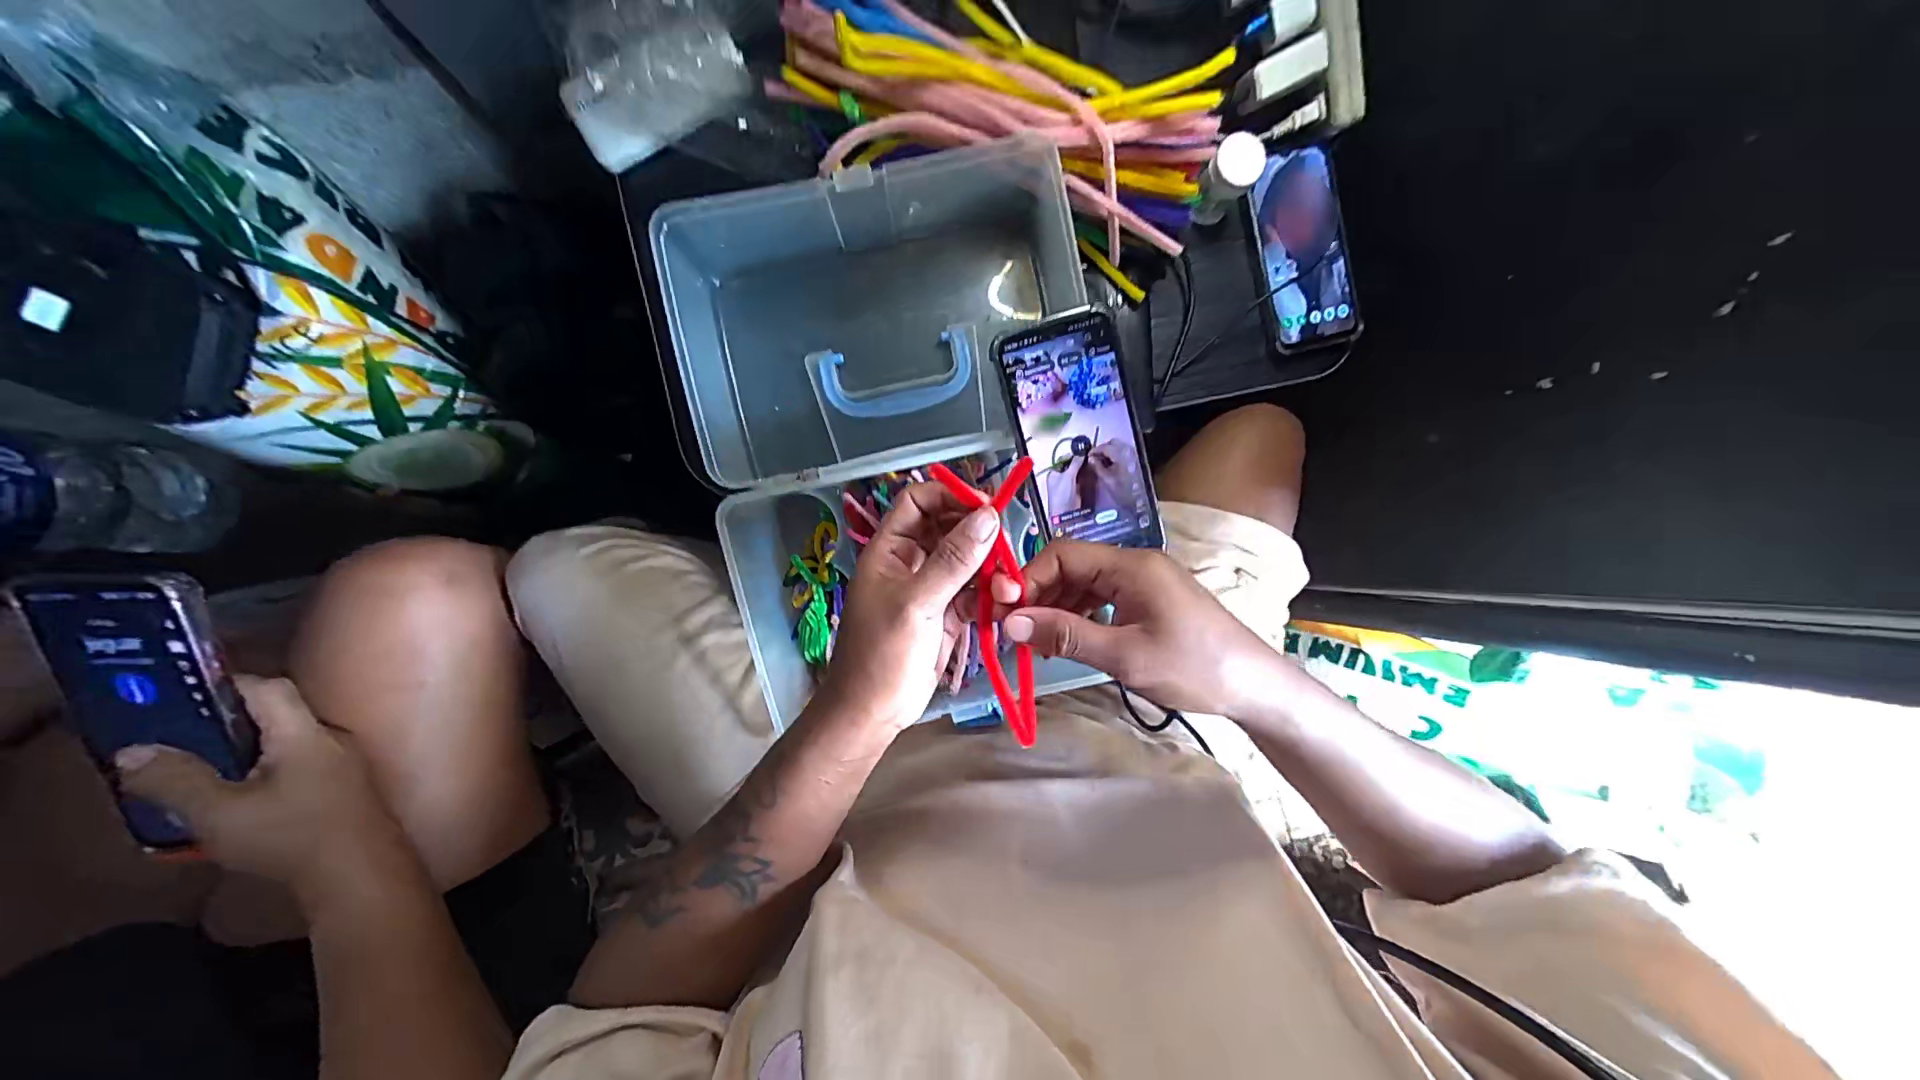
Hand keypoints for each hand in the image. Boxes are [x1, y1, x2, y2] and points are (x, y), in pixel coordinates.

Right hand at [114, 676, 414, 908]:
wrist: (357, 868)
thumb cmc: (291, 835)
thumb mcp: (219, 812)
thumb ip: (175, 780)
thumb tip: (133, 752)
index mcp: (306, 732)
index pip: (269, 688)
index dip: (226, 685)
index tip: (179, 695)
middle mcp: (332, 738)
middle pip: (278, 714)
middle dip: (227, 722)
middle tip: (176, 737)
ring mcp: (344, 761)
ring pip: (288, 742)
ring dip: (245, 750)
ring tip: (196, 769)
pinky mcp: (346, 785)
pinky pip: (300, 764)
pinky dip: (265, 770)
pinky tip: (236, 796)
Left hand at [813, 482, 1001, 732]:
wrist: (873, 712)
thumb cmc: (882, 654)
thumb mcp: (917, 602)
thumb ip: (953, 559)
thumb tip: (988, 517)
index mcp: (890, 549)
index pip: (918, 501)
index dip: (950, 496)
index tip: (986, 507)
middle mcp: (911, 562)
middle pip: (949, 528)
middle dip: (979, 535)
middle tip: (1006, 548)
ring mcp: (931, 588)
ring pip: (967, 561)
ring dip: (991, 569)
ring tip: (1008, 587)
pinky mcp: (948, 614)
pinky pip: (974, 591)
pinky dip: (991, 594)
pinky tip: (1004, 602)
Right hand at [993, 540, 1280, 716]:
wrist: (1254, 686)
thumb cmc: (1193, 666)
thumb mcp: (1125, 654)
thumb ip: (1066, 635)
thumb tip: (1012, 623)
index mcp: (1130, 565)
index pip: (1062, 554)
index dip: (1028, 579)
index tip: (1004, 611)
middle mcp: (1133, 565)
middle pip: (1070, 568)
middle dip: (1037, 596)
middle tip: (1012, 631)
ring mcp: (1141, 583)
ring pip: (1082, 585)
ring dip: (1055, 610)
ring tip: (1034, 642)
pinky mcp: (1146, 601)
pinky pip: (1099, 600)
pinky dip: (1077, 618)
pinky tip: (1063, 641)